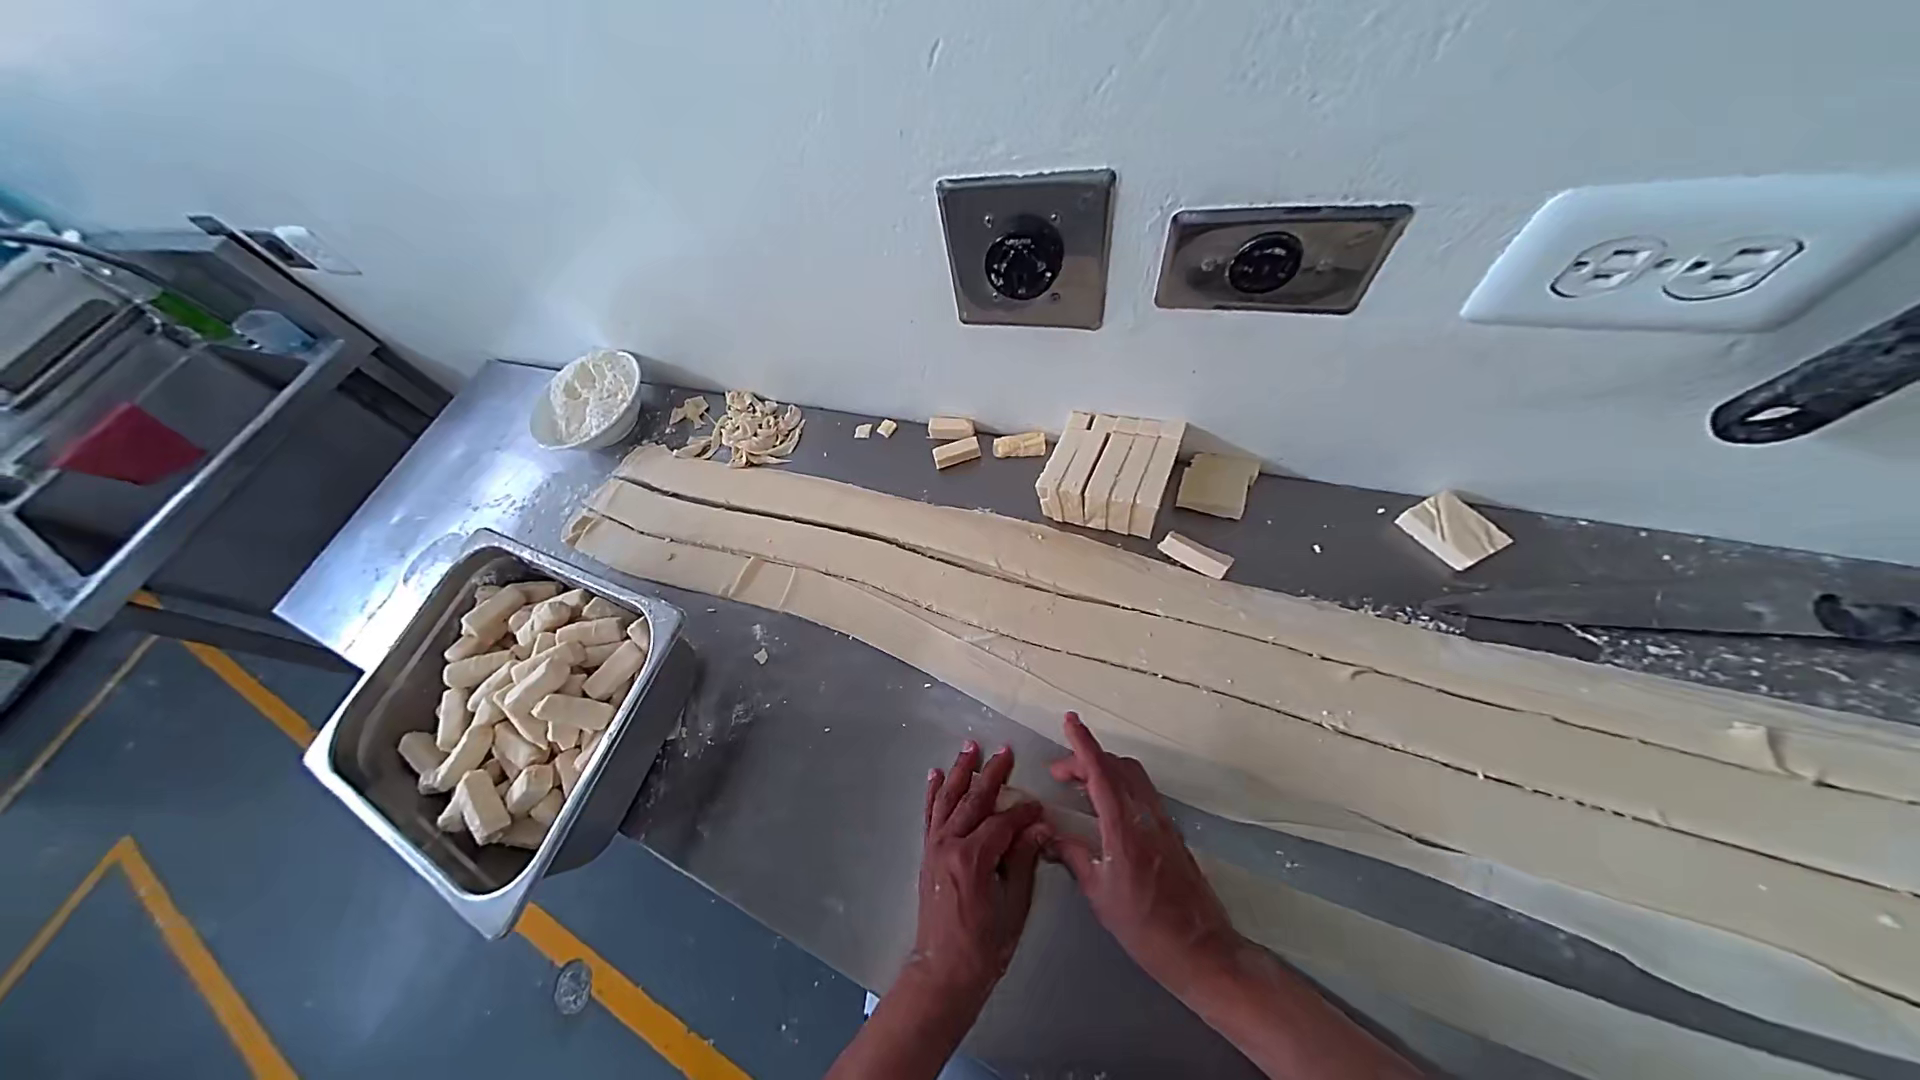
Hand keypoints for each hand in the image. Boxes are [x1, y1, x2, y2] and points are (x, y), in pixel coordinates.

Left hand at [825, 742, 1048, 1079]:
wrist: (943, 972)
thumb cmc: (983, 947)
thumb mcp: (1013, 907)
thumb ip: (1023, 862)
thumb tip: (1038, 828)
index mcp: (973, 859)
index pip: (1002, 822)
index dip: (1023, 812)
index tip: (1039, 805)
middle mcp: (949, 846)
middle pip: (974, 800)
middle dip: (992, 774)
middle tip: (1005, 752)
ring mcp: (935, 847)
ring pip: (949, 799)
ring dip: (960, 772)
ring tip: (970, 748)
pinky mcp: (928, 853)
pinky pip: (930, 815)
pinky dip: (933, 793)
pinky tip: (936, 775)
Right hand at [1047, 713, 1239, 991]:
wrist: (1201, 949)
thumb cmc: (1145, 927)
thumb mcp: (1099, 894)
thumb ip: (1073, 856)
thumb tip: (1050, 835)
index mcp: (1124, 826)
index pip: (1100, 772)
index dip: (1082, 743)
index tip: (1069, 721)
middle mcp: (1145, 815)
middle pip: (1115, 767)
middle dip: (1085, 758)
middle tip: (1059, 773)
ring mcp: (1162, 821)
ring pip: (1131, 775)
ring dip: (1104, 768)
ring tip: (1079, 785)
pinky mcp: (1170, 831)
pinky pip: (1141, 791)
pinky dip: (1119, 783)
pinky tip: (1105, 805)